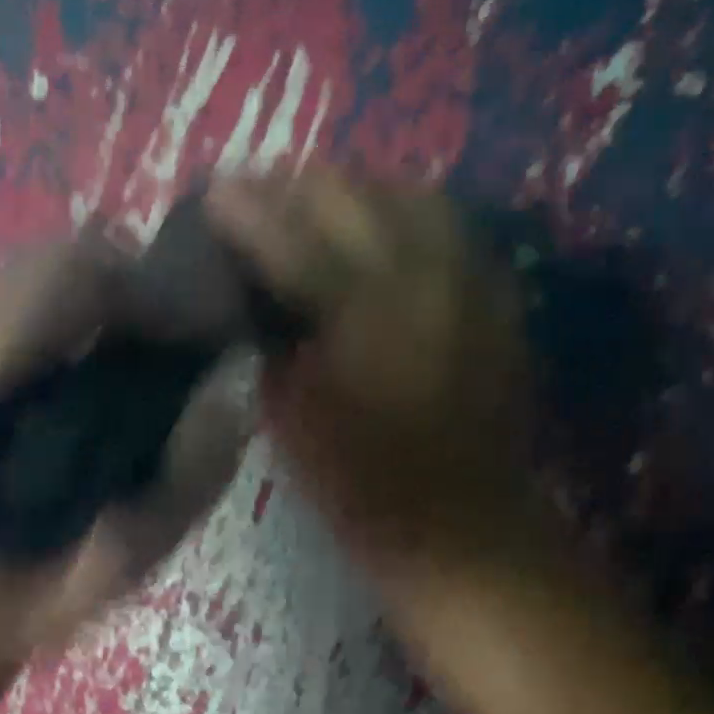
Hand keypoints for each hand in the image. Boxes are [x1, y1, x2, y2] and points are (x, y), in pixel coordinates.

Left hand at [0, 234, 246, 694]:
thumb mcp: (96, 585)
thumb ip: (172, 497)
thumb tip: (226, 401)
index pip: (71, 277)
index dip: (155, 293)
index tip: (207, 336)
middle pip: (51, 260)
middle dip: (130, 292)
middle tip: (178, 353)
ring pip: (28, 275)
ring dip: (93, 305)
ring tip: (134, 364)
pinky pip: (2, 304)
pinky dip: (57, 321)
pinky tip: (76, 381)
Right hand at [205, 169, 541, 578]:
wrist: (462, 528)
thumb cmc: (359, 485)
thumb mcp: (290, 417)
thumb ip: (271, 341)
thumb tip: (251, 294)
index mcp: (363, 318)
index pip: (295, 241)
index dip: (250, 212)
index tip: (214, 192)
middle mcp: (425, 282)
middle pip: (357, 199)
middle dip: (298, 186)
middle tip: (256, 190)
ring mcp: (472, 283)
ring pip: (412, 197)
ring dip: (355, 189)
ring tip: (315, 198)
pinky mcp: (499, 298)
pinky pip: (452, 227)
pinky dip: (406, 213)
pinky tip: (379, 227)